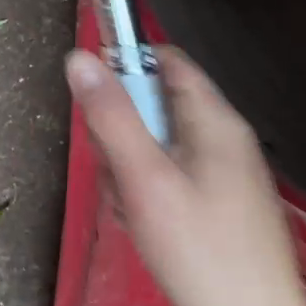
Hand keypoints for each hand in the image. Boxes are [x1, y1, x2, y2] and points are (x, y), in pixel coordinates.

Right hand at [67, 47, 305, 305]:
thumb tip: (78, 56)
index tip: (96, 96)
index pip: (164, 58)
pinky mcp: (223, 206)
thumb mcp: (144, 178)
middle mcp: (225, 138)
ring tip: (130, 204)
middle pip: (155, 103)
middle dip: (121, 129)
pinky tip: (146, 222)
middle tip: (114, 167)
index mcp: (215, 120)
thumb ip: (111, 115)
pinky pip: (172, 176)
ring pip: (158, 143)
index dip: (125, 65)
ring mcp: (227, 174)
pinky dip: (149, 191)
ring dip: (130, 166)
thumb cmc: (199, 249)